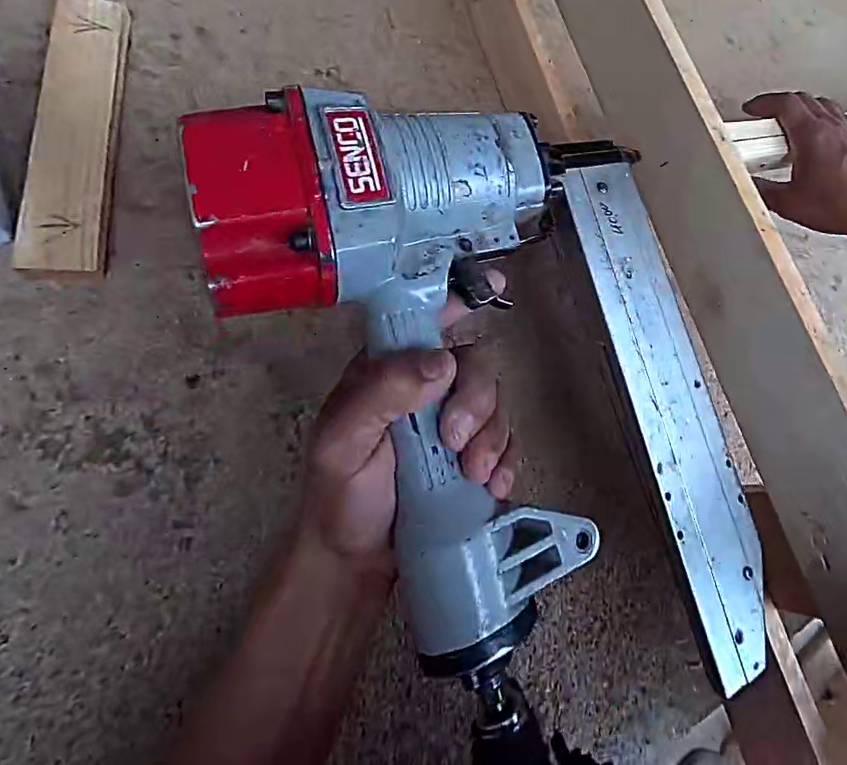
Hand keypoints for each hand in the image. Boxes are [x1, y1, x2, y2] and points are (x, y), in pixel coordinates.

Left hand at [297, 275, 514, 564]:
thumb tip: (443, 361)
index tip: (494, 286)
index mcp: (390, 368)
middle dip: (476, 399)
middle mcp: (428, 385)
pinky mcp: (476, 452)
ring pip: (498, 402)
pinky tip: (490, 484)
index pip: (426, 318)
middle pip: (477, 362)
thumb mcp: (342, 440)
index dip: (459, 296)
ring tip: (469, 473)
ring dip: (491, 436)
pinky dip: (505, 460)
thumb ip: (383, 393)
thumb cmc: (338, 494)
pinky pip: (508, 440)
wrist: (355, 562)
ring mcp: (455, 419)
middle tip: (455, 439)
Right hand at [742, 92, 846, 238]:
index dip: (763, 102)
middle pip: (803, 99)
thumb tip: (751, 184)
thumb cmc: (845, 206)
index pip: (784, 103)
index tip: (753, 109)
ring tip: (790, 124)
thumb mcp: (790, 204)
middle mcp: (832, 128)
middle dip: (780, 103)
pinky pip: (838, 118)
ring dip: (803, 108)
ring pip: (823, 104)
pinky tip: (818, 138)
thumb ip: (764, 190)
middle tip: (767, 116)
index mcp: (812, 135)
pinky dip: (822, 119)